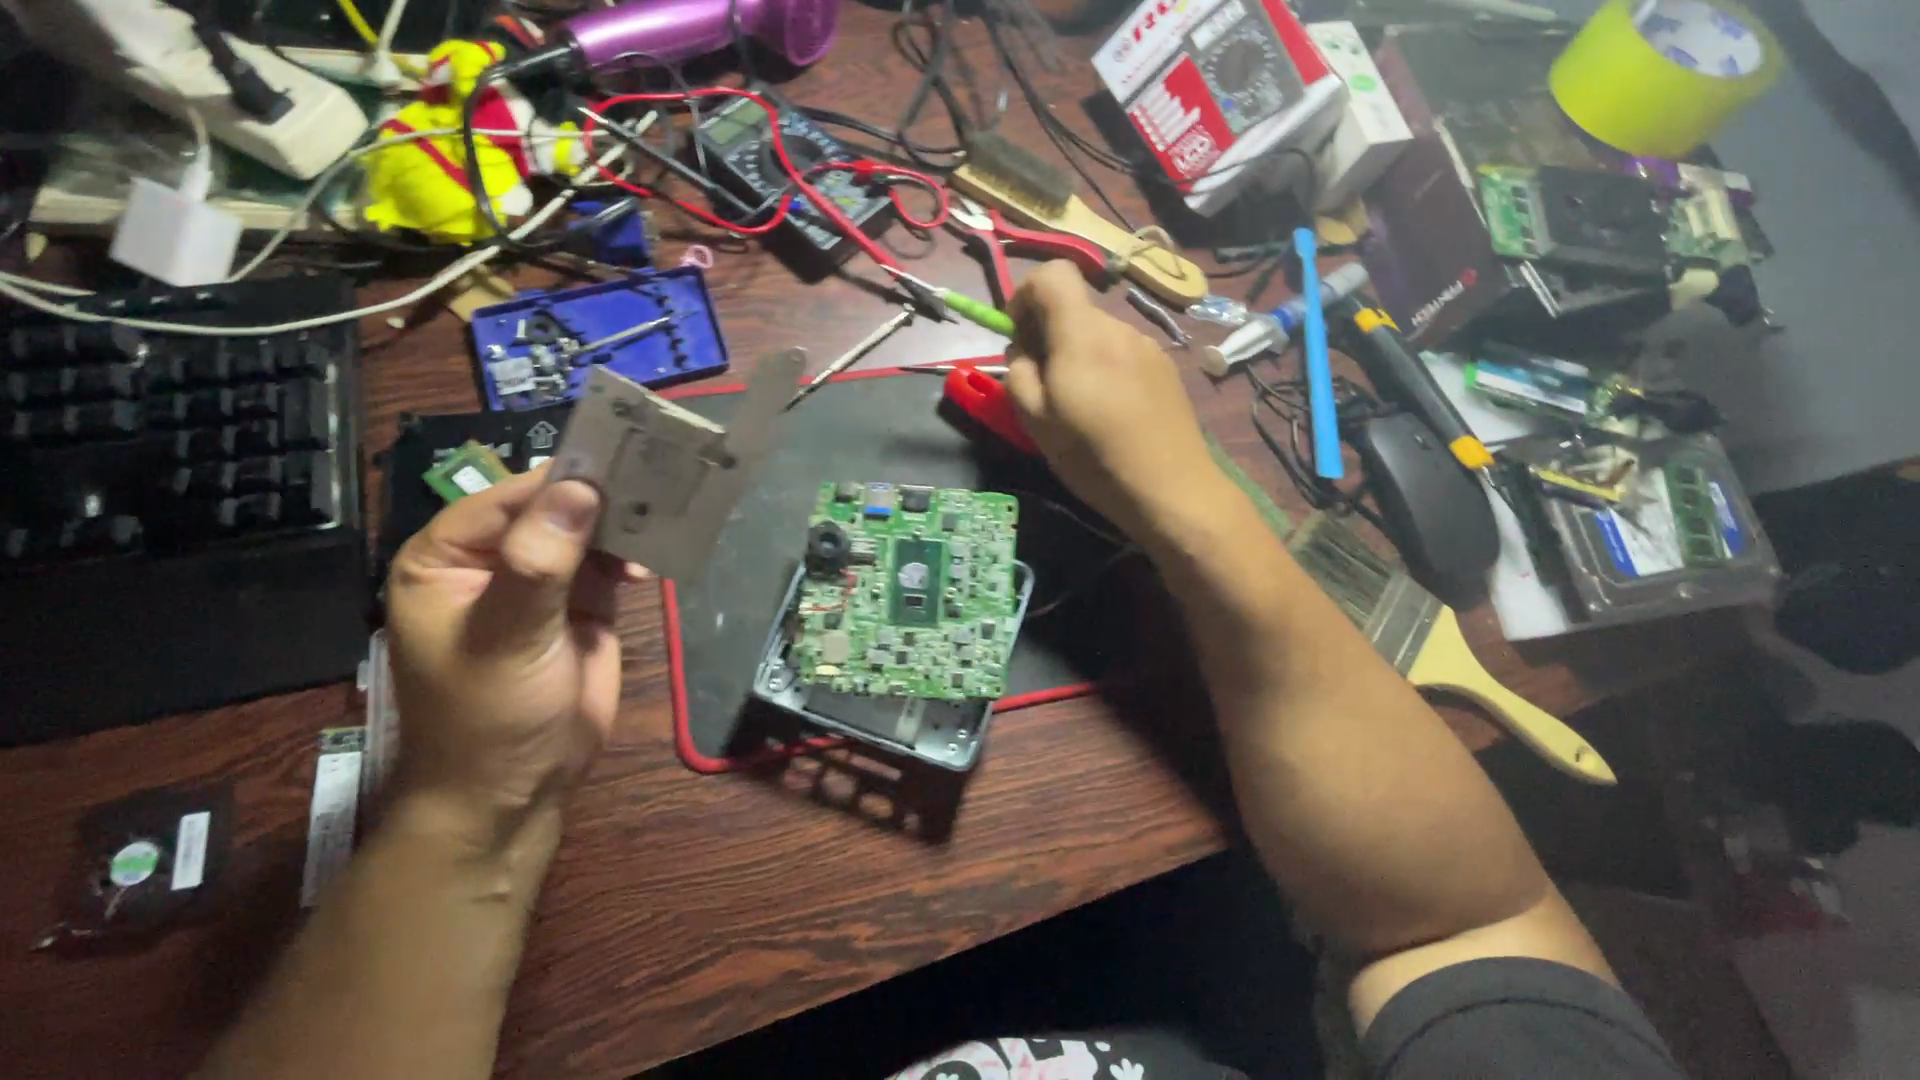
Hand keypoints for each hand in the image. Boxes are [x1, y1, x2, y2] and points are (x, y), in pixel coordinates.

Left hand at [385, 466, 646, 838]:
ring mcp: (541, 585)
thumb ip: (540, 564)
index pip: (504, 502)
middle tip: (651, 481)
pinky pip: (608, 566)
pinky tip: (654, 560)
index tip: (614, 461)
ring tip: (662, 519)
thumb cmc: (490, 715)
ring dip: (621, 528)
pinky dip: (632, 558)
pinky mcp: (582, 608)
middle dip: (597, 501)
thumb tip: (579, 489)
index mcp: (446, 559)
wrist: (518, 789)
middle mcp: (491, 562)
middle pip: (549, 511)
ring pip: (584, 535)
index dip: (556, 482)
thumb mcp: (508, 637)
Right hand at [1004, 261, 1230, 538]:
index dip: (1025, 295)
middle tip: (1044, 387)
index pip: (1052, 274)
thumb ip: (1019, 372)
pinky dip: (1106, 370)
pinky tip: (1112, 414)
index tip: (1018, 336)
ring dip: (1079, 356)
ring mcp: (1148, 346)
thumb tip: (1023, 349)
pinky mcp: (1166, 369)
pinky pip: (1123, 354)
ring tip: (1080, 407)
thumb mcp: (1034, 419)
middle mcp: (1119, 327)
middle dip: (1050, 336)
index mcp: (1082, 333)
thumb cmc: (1093, 456)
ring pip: (1098, 335)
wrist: (1170, 488)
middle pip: (1074, 309)